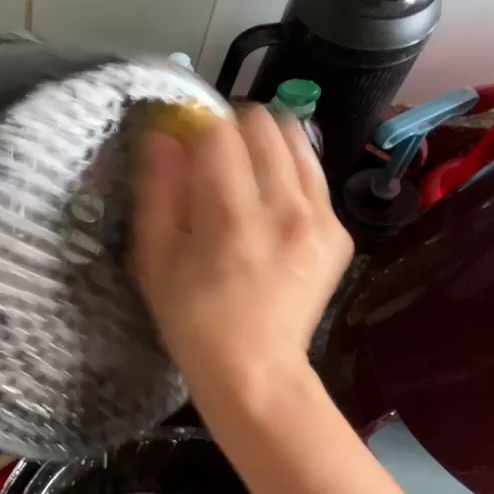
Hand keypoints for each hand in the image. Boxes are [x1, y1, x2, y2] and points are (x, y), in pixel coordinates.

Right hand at [131, 105, 352, 408]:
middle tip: (210, 154)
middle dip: (232, 128)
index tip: (180, 139)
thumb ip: (158, 194)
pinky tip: (268, 198)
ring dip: (265, 142)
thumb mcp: (155, 261)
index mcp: (231, 218)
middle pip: (264, 125)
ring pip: (297, 141)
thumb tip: (161, 138)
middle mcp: (284, 208)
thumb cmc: (191, 319)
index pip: (219, 133)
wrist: (256, 368)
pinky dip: (289, 171)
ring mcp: (320, 218)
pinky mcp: (338, 231)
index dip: (194, 125)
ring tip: (241, 169)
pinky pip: (314, 174)